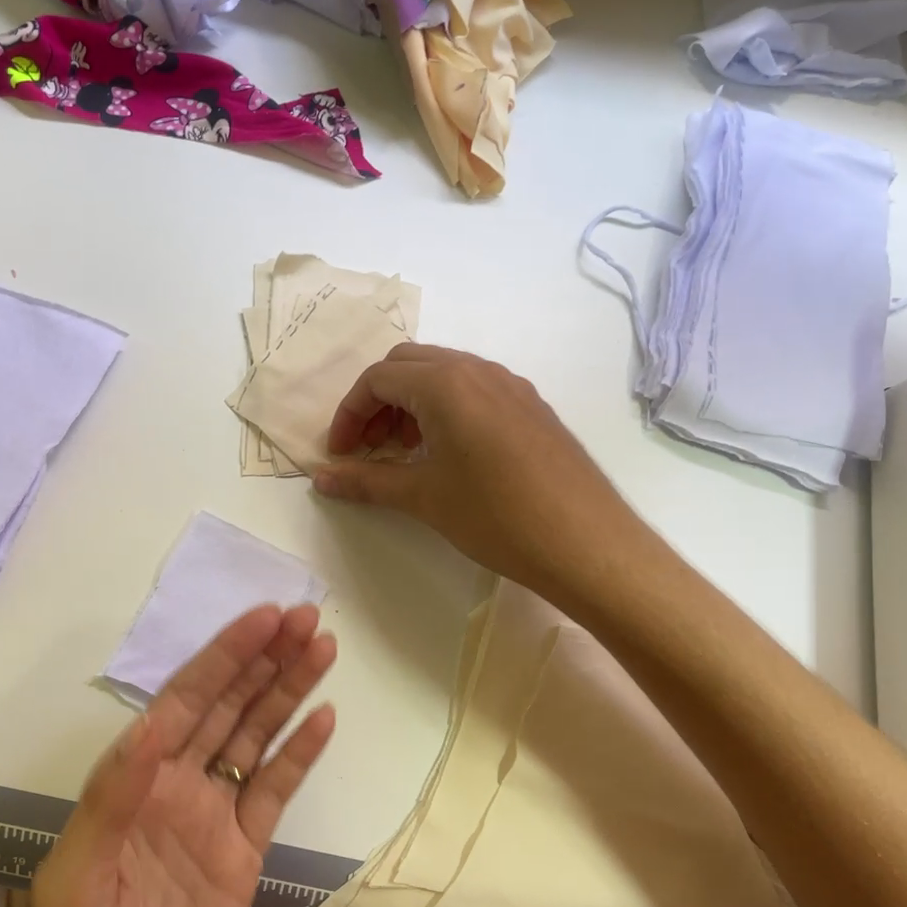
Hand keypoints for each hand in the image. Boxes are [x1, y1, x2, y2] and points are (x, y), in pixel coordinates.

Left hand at [16, 605, 337, 906]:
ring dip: (287, 692)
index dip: (222, 658)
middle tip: (305, 616)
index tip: (260, 621)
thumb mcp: (77, 875)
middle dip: (263, 659)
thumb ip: (114, 795)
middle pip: (226, 706)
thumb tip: (149, 724)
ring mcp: (213, 816)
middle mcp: (176, 784)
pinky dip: (300, 754)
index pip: (184, 701)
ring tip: (321, 647)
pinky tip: (322, 717)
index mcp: (133, 781)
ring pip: (256, 737)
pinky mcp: (244, 852)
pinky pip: (275, 792)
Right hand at [313, 344, 637, 587]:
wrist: (585, 541)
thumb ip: (366, 482)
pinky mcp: (532, 407)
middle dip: (377, 402)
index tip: (339, 453)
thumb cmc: (495, 516)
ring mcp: (511, 386)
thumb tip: (321, 477)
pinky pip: (475, 391)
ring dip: (412, 404)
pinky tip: (449, 456)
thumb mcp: (422, 498)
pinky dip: (446, 410)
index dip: (349, 414)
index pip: (378, 378)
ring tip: (404, 453)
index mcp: (445, 383)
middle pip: (409, 365)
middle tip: (367, 447)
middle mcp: (478, 371)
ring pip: (445, 375)